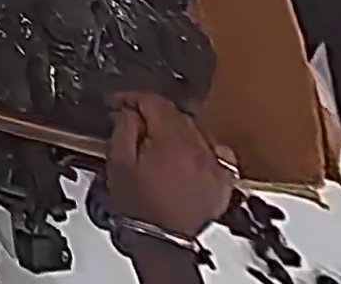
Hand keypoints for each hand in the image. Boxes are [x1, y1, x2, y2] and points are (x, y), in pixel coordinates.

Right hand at [107, 92, 237, 241]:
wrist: (160, 243)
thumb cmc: (138, 206)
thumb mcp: (118, 161)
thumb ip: (123, 127)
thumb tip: (130, 110)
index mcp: (172, 143)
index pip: (154, 102)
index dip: (132, 97)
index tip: (118, 102)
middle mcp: (198, 151)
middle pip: (174, 112)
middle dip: (150, 111)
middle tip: (131, 119)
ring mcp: (214, 167)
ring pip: (192, 128)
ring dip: (172, 126)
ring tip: (155, 137)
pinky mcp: (222, 182)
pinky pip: (217, 151)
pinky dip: (203, 145)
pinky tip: (188, 150)